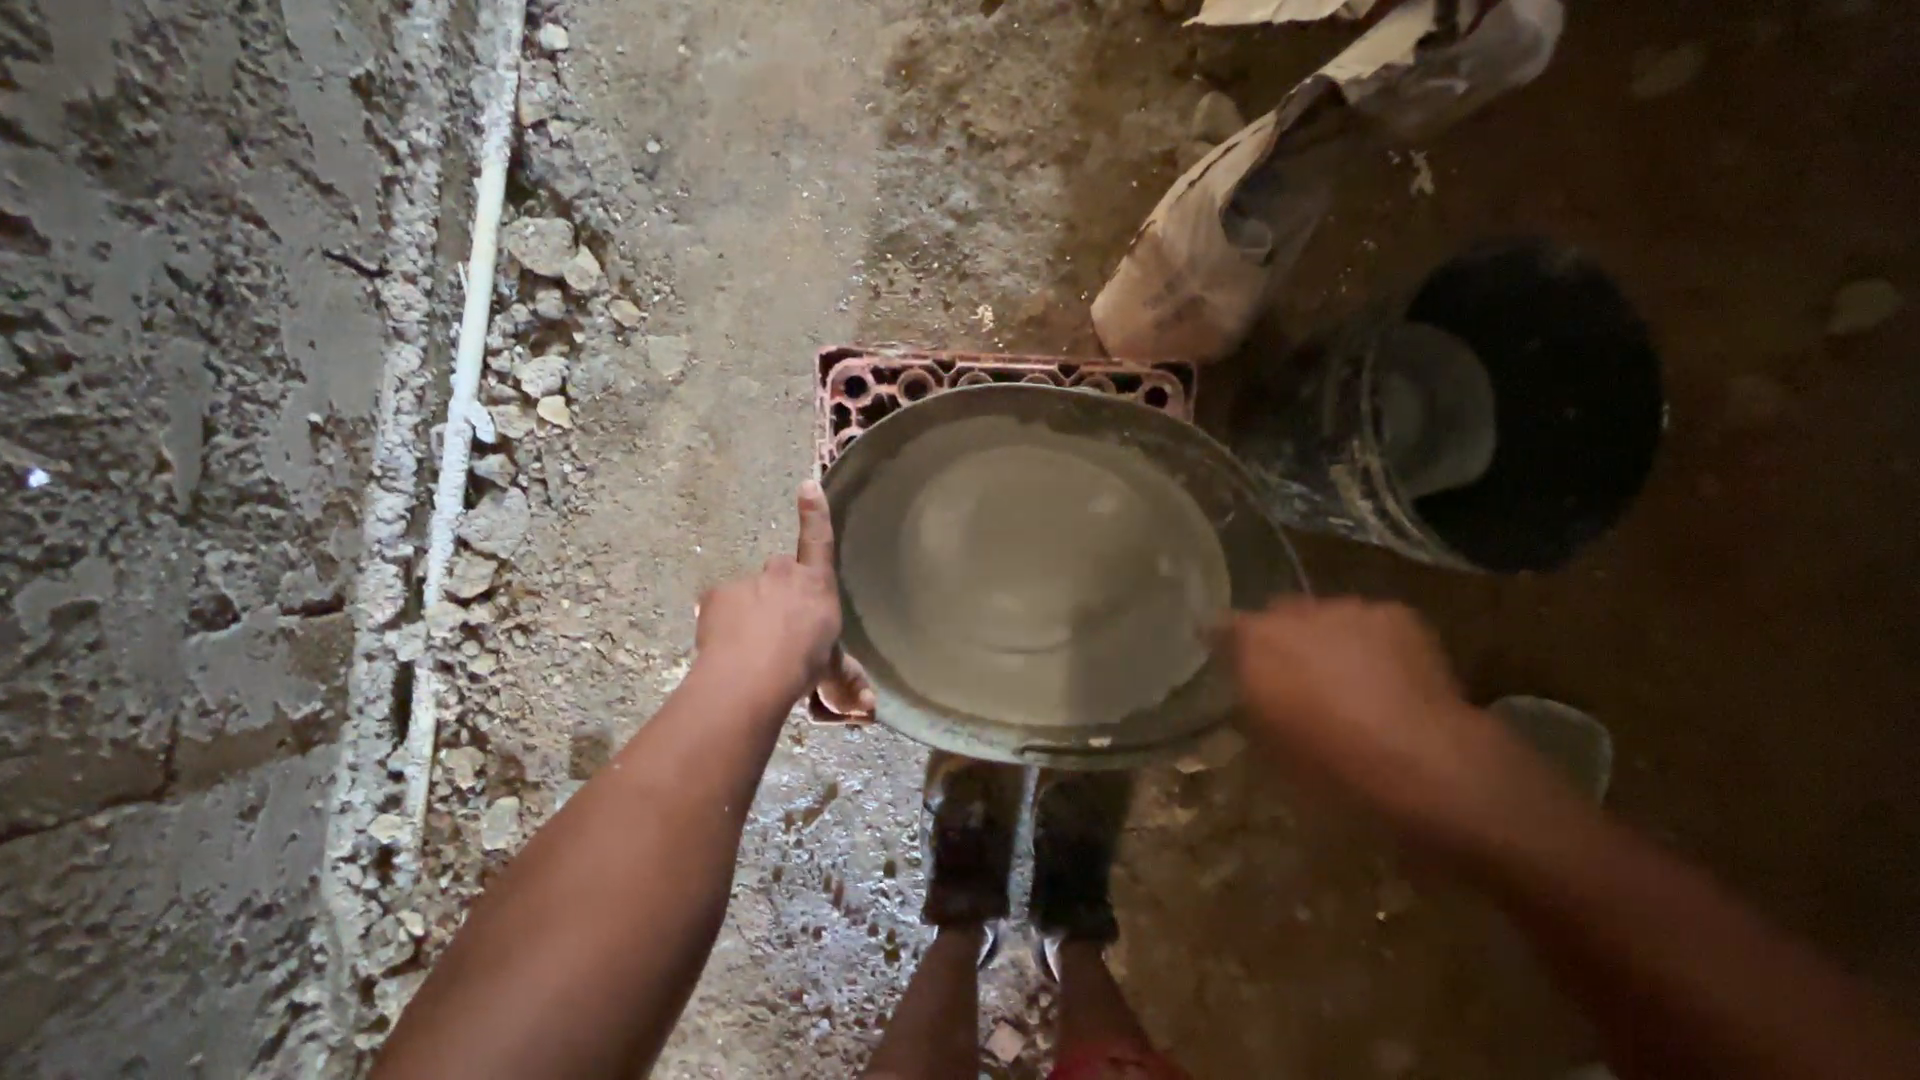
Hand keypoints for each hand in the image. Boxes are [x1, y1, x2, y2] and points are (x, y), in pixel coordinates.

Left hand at [694, 481, 842, 701]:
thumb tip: (872, 709)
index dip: (815, 512)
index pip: (819, 540)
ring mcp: (748, 582)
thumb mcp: (830, 673)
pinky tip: (725, 650)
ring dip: (749, 615)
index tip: (807, 484)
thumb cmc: (803, 667)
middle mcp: (783, 574)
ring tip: (748, 651)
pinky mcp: (718, 595)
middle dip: (777, 598)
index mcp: (816, 586)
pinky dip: (722, 624)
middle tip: (776, 634)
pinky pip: (721, 608)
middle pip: (780, 576)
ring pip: (748, 595)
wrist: (753, 674)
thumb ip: (848, 682)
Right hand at [1226, 597, 1569, 850]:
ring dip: (1329, 639)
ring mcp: (1348, 608)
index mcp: (1254, 646)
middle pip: (1276, 616)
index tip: (1229, 662)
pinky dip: (1373, 643)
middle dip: (1282, 639)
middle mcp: (1294, 615)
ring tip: (1352, 679)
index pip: (1220, 628)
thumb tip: (1252, 692)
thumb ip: (1252, 706)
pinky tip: (1390, 677)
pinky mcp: (1397, 613)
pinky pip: (1372, 623)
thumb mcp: (1270, 750)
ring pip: (1327, 617)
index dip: (1225, 645)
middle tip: (1297, 679)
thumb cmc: (1331, 770)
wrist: (1423, 763)